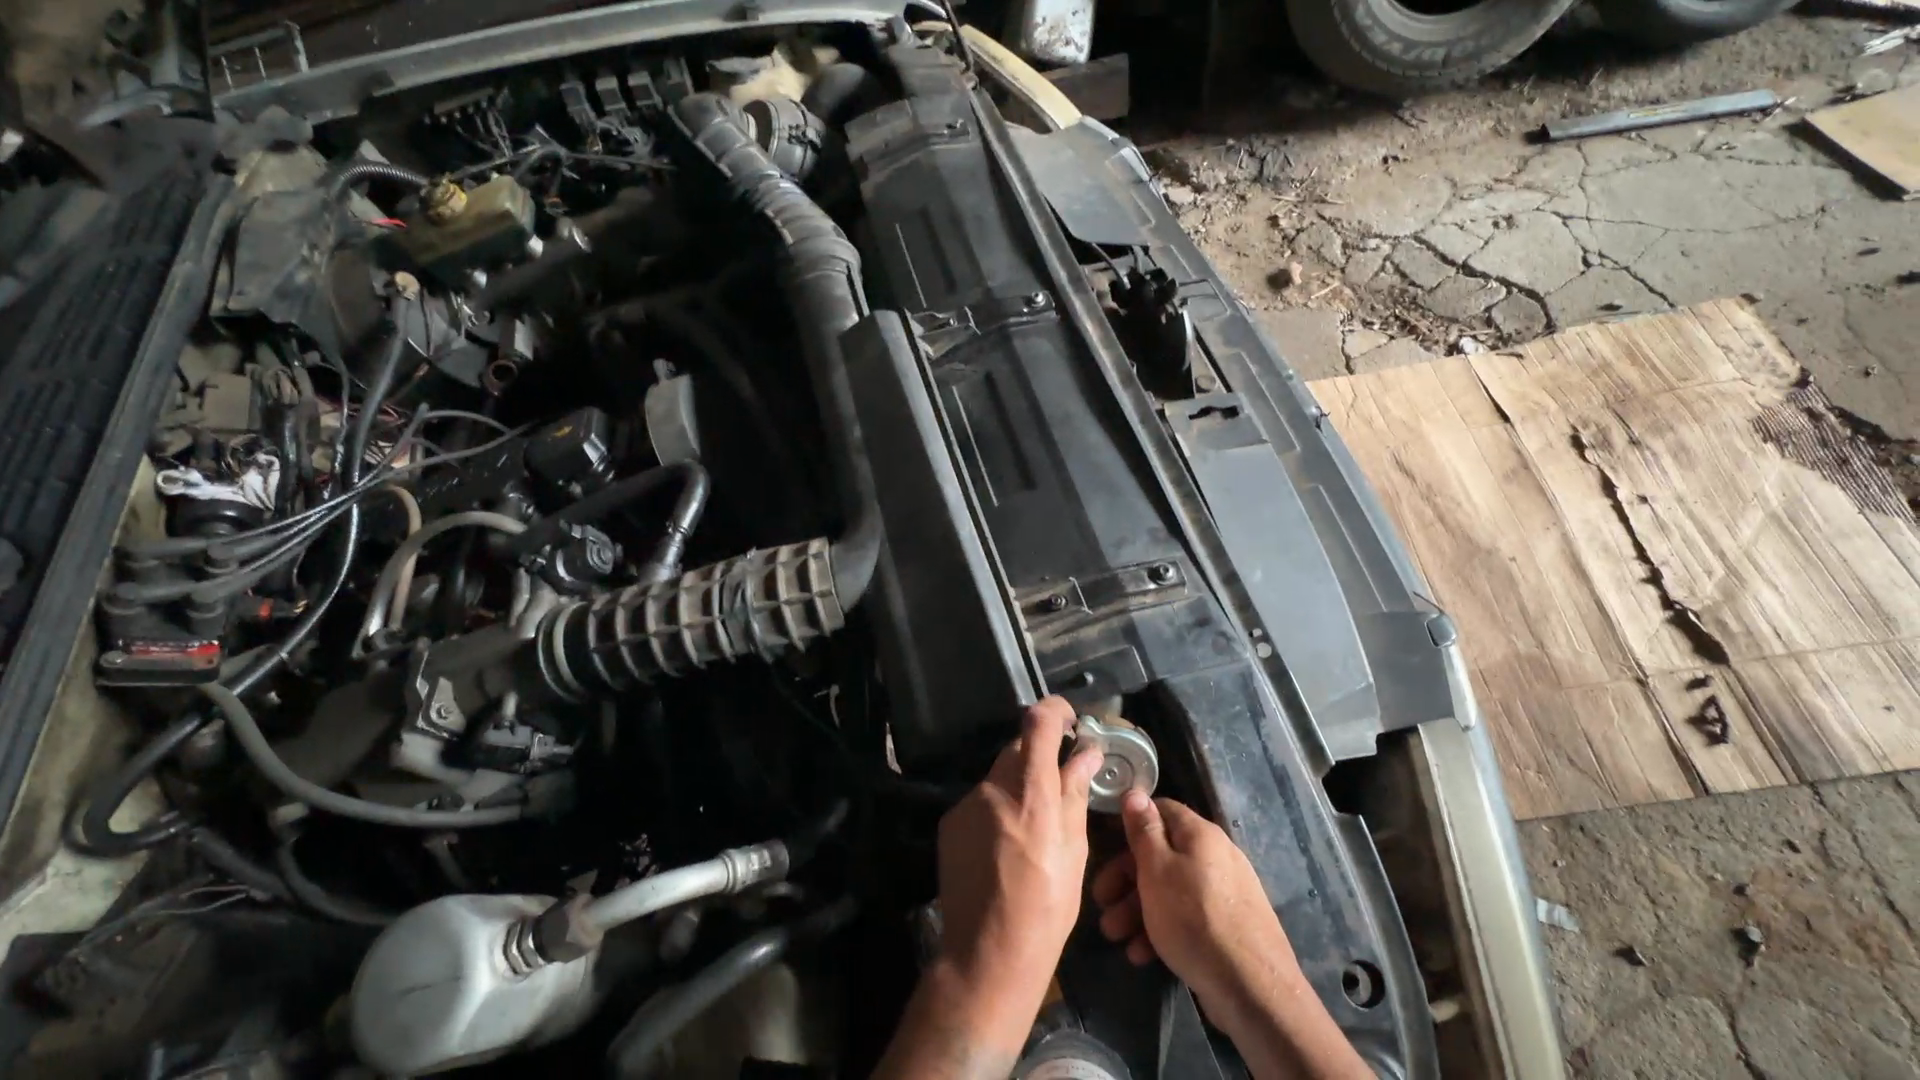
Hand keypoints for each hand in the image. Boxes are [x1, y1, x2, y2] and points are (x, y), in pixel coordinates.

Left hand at [935, 695, 1103, 990]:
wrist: (986, 952)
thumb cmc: (1046, 907)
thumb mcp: (1074, 851)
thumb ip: (1075, 794)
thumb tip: (1086, 753)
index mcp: (1030, 794)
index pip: (1037, 724)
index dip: (1055, 710)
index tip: (1070, 718)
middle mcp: (992, 789)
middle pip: (1017, 749)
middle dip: (1040, 755)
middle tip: (1061, 780)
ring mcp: (966, 805)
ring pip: (998, 776)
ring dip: (1018, 786)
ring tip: (1034, 826)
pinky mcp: (950, 823)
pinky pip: (980, 800)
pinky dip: (996, 808)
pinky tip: (1006, 845)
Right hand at [1093, 793, 1371, 1079]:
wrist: (1252, 988)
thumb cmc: (1194, 919)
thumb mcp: (1157, 870)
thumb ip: (1143, 831)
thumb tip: (1135, 791)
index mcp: (1200, 835)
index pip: (1161, 810)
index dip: (1130, 824)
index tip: (1105, 845)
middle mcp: (1215, 856)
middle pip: (1161, 854)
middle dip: (1126, 879)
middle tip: (1101, 903)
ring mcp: (1224, 893)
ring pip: (1170, 890)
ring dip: (1137, 910)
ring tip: (1115, 936)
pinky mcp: (1227, 927)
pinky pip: (1186, 917)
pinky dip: (1161, 930)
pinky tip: (1142, 954)